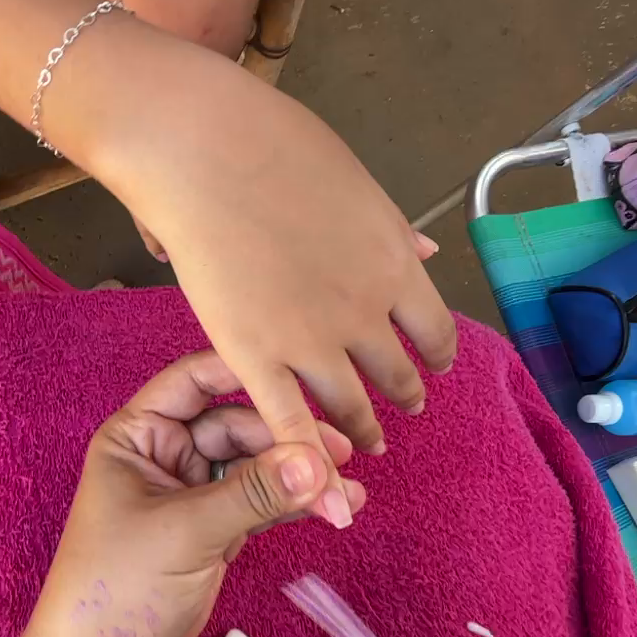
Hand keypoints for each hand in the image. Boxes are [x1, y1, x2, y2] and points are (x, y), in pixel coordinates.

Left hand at [25, 350, 366, 636]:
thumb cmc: (118, 585)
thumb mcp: (184, 532)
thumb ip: (251, 494)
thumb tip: (317, 463)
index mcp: (138, 433)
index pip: (195, 381)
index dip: (245, 371)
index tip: (301, 372)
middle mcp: (166, 451)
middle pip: (237, 425)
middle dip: (287, 442)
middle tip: (341, 459)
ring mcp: (194, 489)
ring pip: (255, 465)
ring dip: (299, 475)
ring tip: (349, 491)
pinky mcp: (216, 524)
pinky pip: (261, 501)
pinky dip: (295, 505)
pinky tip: (339, 506)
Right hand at [82, 50, 455, 524]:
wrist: (205, 147)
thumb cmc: (273, 144)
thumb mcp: (355, 183)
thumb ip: (392, 231)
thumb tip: (429, 255)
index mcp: (394, 264)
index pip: (431, 330)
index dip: (431, 357)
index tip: (428, 369)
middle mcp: (364, 312)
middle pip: (391, 373)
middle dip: (398, 400)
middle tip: (395, 418)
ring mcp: (310, 340)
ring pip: (345, 404)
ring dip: (358, 430)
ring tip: (362, 447)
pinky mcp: (255, 356)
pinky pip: (288, 423)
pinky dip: (308, 464)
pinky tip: (322, 492)